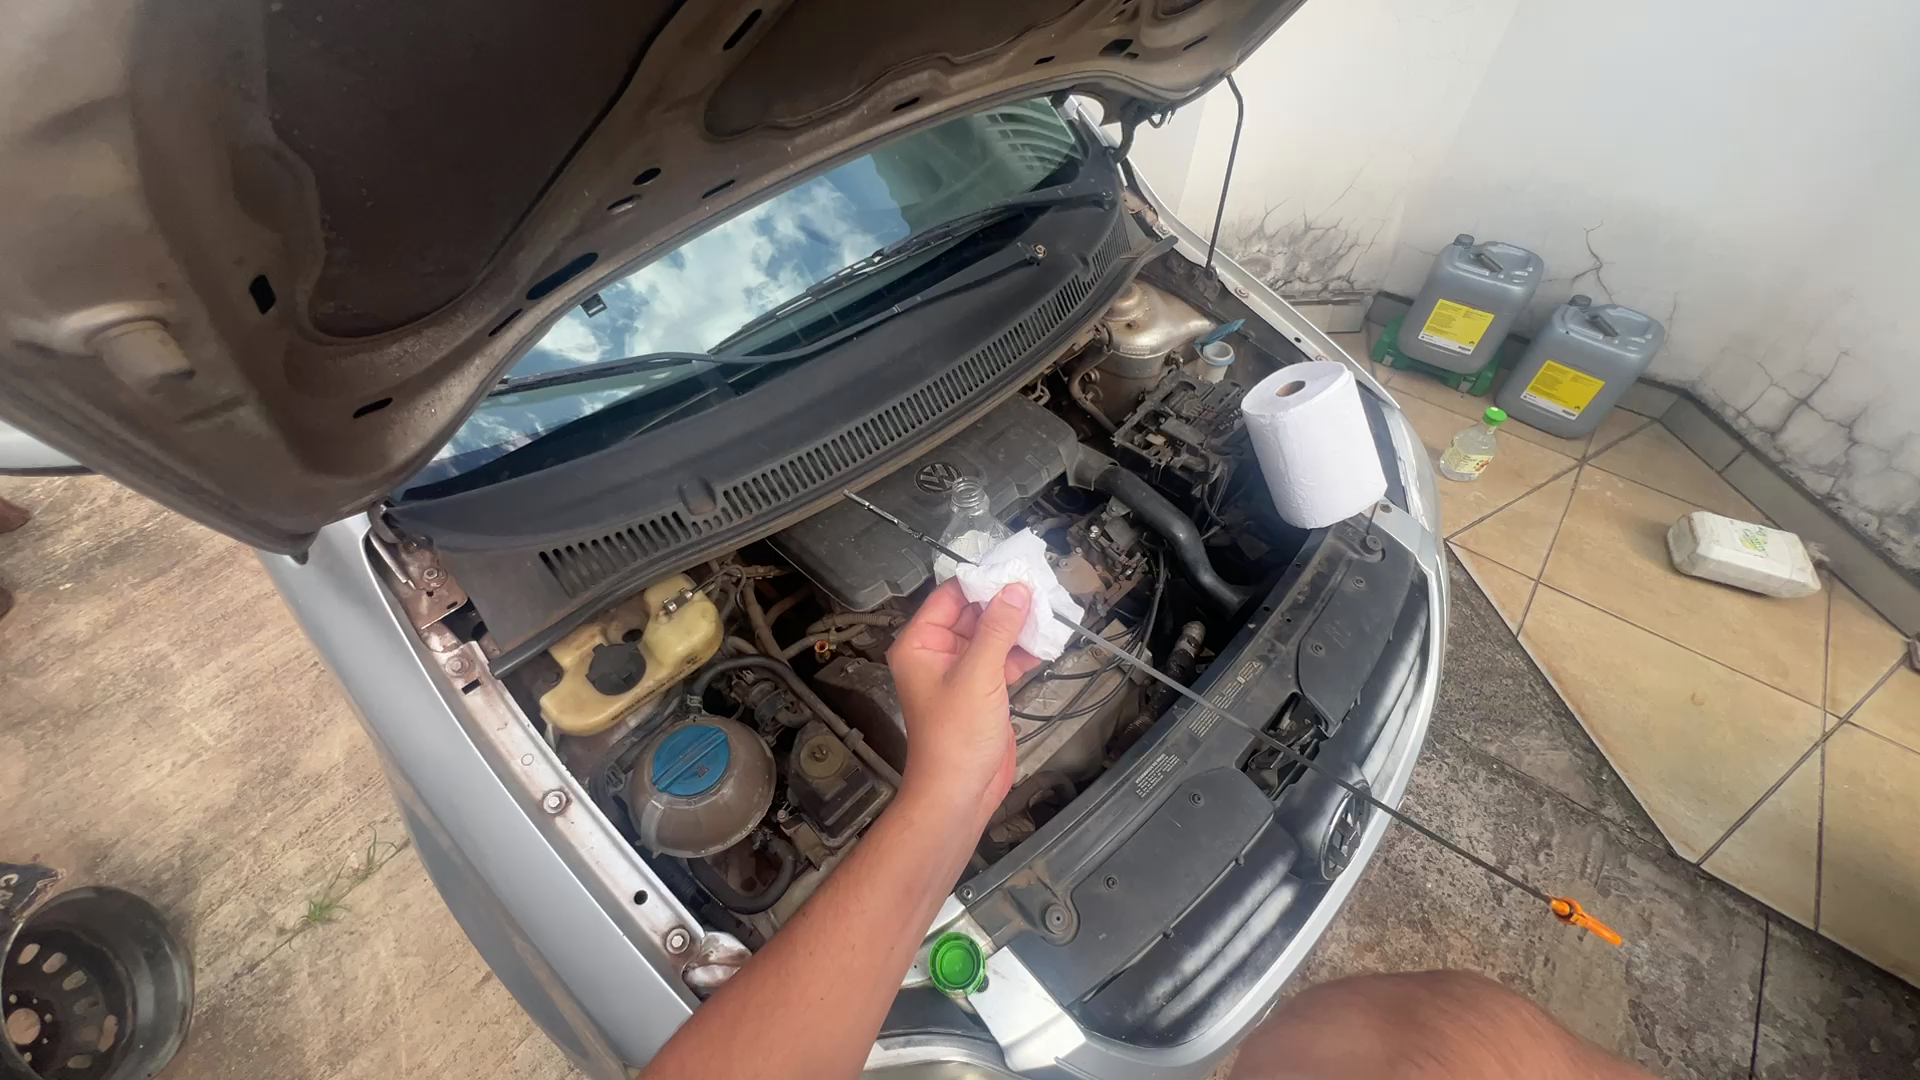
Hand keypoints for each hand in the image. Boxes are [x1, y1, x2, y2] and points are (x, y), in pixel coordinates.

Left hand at [886, 579, 1041, 822]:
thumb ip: (998, 630)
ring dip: (1018, 625)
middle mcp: (938, 653)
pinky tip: (1045, 642)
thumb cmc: (953, 739)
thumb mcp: (977, 675)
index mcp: (920, 644)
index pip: (950, 596)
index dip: (981, 581)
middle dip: (1005, 602)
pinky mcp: (983, 688)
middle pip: (974, 613)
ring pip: (992, 634)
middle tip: (1038, 585)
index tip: (1012, 568)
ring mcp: (962, 671)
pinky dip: (1022, 650)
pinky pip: (1003, 657)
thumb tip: (1015, 591)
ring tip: (1048, 610)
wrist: (960, 793)